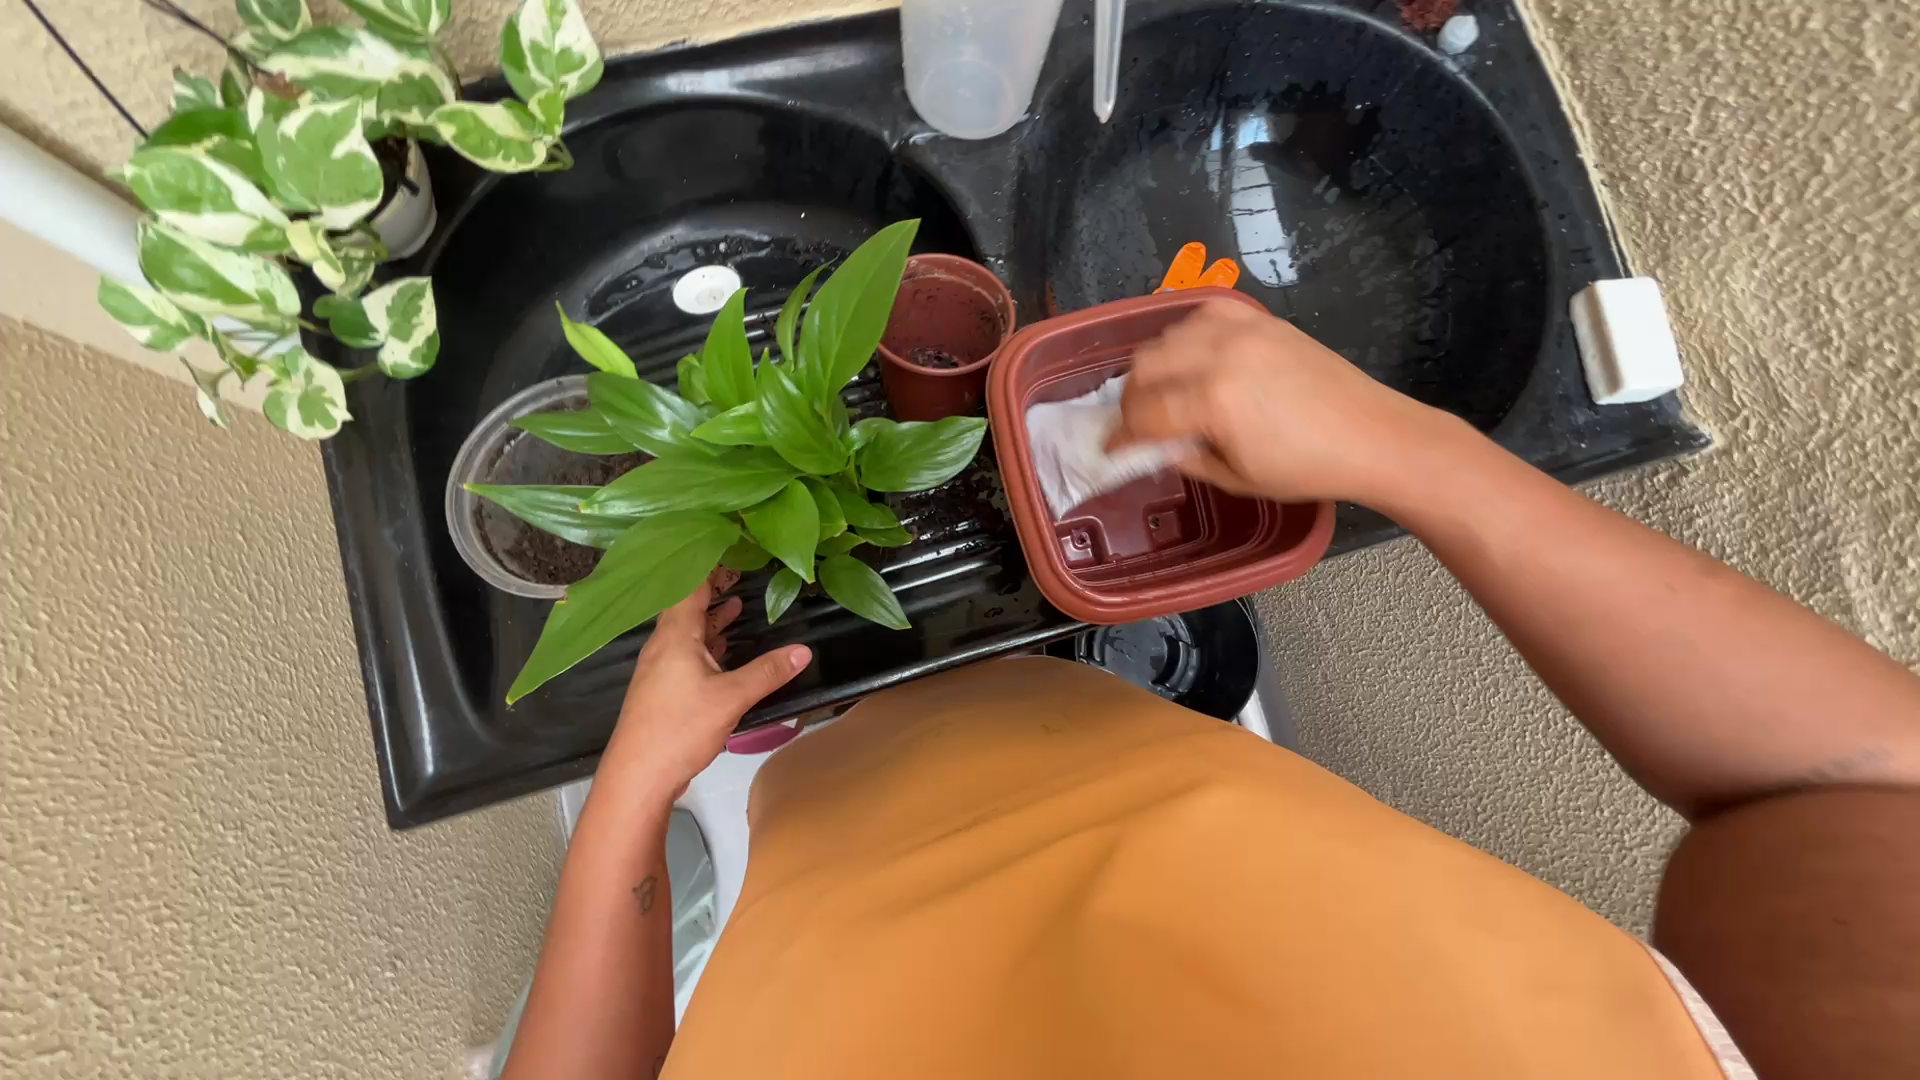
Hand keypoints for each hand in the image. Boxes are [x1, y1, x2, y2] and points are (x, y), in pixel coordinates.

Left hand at [597, 576, 811, 803]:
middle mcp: (663, 645)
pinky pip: (686, 652)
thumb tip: (804, 650)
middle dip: (712, 589)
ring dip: (710, 618)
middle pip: (686, 606)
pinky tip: (724, 650)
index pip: (690, 586)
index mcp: (675, 636)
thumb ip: (768, 672)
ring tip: (737, 605)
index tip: (729, 546)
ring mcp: (660, 668)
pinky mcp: (662, 689)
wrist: (637, 777)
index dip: (708, 565)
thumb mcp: (731, 698)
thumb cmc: (679, 728)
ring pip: (686, 632)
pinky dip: (706, 642)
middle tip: (741, 572)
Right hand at [1111, 299, 1466, 505]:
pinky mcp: (1262, 320)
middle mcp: (1221, 355)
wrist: (1372, 435)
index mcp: (1213, 402)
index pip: (1143, 413)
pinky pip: (1204, 311)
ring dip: (1156, 365)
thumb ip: (1184, 457)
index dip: (1120, 435)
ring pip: (1168, 335)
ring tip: (1167, 390)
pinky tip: (1196, 355)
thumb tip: (1153, 446)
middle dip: (1132, 398)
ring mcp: (1243, 330)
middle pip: (1144, 365)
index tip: (1111, 448)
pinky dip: (1188, 334)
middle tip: (1138, 422)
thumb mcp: (1234, 478)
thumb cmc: (1304, 469)